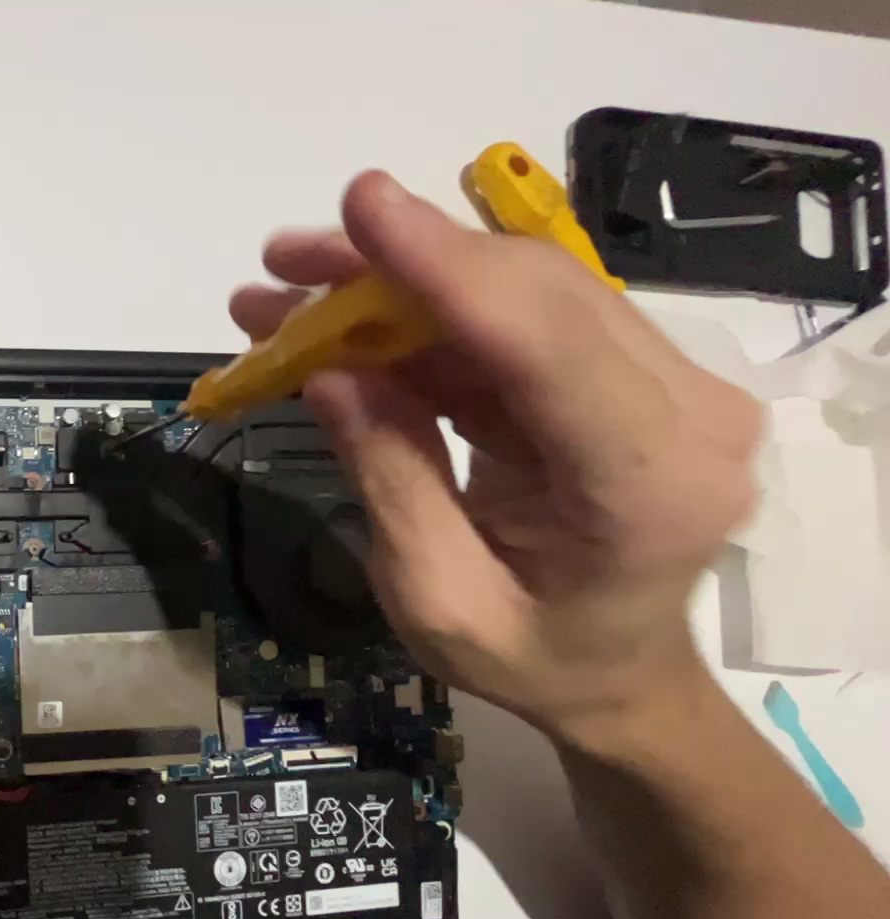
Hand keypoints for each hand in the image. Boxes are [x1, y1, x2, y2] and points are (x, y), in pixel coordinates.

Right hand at [230, 172, 760, 740]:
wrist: (613, 676)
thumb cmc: (526, 658)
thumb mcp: (433, 595)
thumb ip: (390, 479)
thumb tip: (329, 372)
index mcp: (643, 481)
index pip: (544, 341)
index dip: (446, 267)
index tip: (361, 206)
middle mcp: (674, 409)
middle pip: (526, 296)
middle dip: (394, 266)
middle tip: (281, 261)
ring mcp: (649, 385)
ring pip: (508, 297)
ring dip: (390, 285)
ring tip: (282, 291)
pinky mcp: (607, 380)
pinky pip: (499, 329)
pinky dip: (410, 321)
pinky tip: (332, 326)